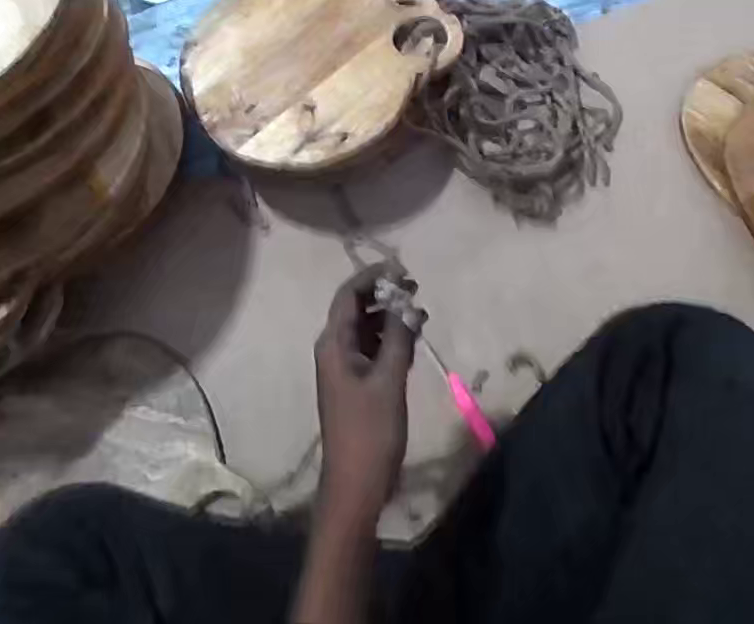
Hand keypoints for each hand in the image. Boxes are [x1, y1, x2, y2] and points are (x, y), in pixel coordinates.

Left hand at [314, 262, 420, 520]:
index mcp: (333, 343)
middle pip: (356, 307)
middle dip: (383, 293)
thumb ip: (398, 338)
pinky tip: (414, 335)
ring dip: (390, 315)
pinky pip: (373, 347)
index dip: (372, 276)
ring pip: (366, 327)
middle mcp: (334, 348)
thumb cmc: (370, 431)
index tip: (401, 269)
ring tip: (420, 308)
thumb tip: (406, 304)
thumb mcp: (388, 381)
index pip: (348, 294)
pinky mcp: (357, 382)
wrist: (355, 485)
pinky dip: (391, 337)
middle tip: (415, 287)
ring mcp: (344, 366)